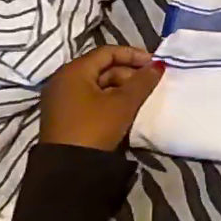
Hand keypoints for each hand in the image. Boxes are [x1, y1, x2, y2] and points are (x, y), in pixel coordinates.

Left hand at [38, 46, 163, 151]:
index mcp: (74, 71)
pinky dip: (109, 99)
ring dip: (121, 88)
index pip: (107, 52)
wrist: (68, 168)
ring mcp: (62, 98)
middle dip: (129, 73)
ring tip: (141, 98)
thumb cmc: (95, 127)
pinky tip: (125, 109)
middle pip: (102, 68)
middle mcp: (64, 80)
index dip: (134, 55)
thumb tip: (159, 65)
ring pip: (98, 84)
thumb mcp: (123, 103)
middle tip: (150, 84)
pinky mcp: (64, 115)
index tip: (155, 64)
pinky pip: (91, 98)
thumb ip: (143, 81)